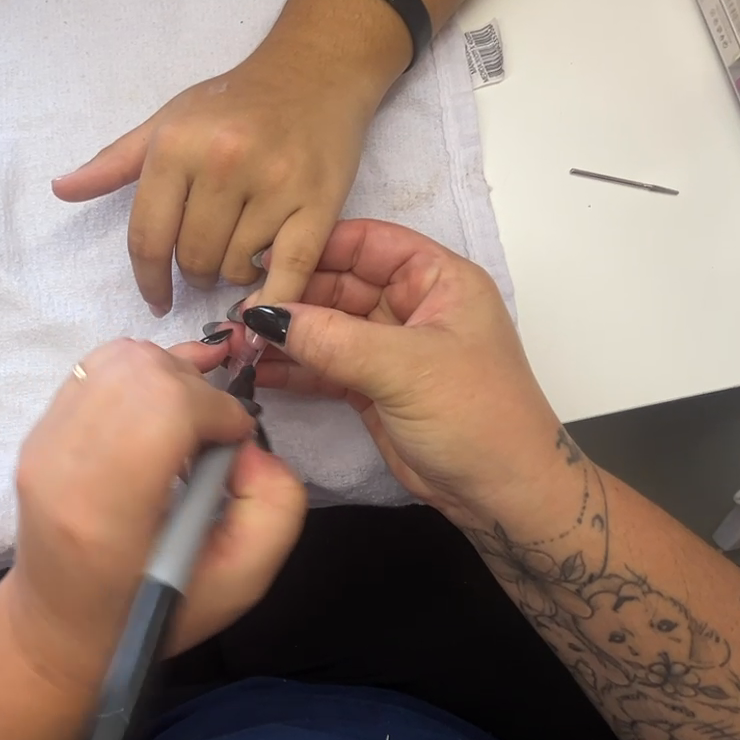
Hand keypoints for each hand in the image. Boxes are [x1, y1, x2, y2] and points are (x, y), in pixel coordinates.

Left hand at [2, 338, 305, 695]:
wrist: (58, 624)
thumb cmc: (150, 612)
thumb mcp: (239, 582)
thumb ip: (274, 506)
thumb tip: (248, 442)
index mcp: (105, 513)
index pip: (164, 409)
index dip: (216, 409)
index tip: (235, 440)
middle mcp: (61, 464)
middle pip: (143, 372)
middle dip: (198, 388)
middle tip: (213, 431)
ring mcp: (42, 441)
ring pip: (120, 357)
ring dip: (170, 372)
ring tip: (190, 413)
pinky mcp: (38, 428)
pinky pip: (98, 365)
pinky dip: (141, 369)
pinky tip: (161, 400)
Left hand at [51, 39, 388, 315]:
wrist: (314, 73)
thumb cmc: (234, 102)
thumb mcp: (167, 122)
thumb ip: (114, 162)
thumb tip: (61, 189)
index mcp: (176, 147)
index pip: (148, 238)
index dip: (148, 280)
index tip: (157, 300)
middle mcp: (223, 164)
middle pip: (192, 259)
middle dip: (194, 273)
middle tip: (206, 262)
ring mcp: (274, 184)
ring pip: (235, 269)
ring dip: (233, 275)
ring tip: (242, 251)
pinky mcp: (319, 203)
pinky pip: (287, 272)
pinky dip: (270, 297)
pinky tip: (260, 307)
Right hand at [234, 219, 565, 524]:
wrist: (503, 497)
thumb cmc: (477, 417)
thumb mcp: (406, 368)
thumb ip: (332, 339)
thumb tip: (265, 317)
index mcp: (436, 279)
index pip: (366, 243)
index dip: (316, 247)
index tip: (265, 260)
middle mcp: (410, 305)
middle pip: (337, 283)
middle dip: (290, 298)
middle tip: (240, 313)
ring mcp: (386, 346)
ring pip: (323, 326)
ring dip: (283, 334)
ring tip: (237, 341)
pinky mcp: (368, 384)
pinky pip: (320, 364)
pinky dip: (289, 367)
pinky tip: (254, 369)